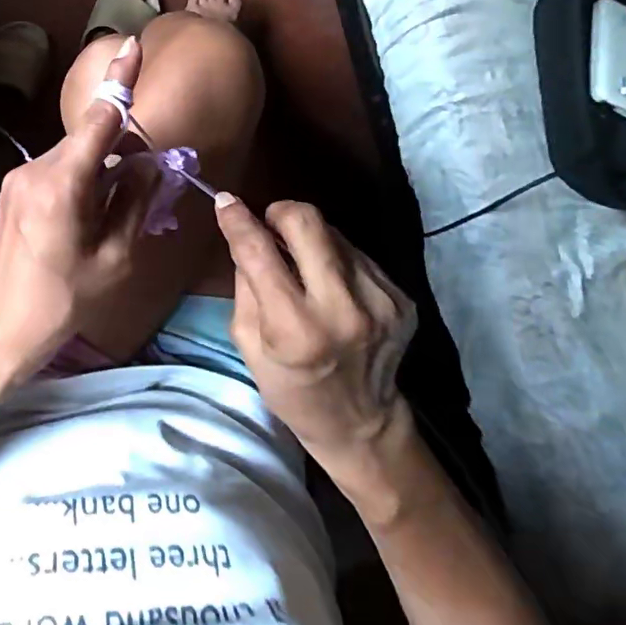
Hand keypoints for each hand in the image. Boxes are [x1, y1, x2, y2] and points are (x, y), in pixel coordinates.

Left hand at [0, 37, 159, 381]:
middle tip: (145, 183)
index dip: (120, 82)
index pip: (99, 121)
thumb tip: (149, 163)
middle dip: (121, 149)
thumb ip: (135, 199)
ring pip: (74, 153)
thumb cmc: (67, 296)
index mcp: (62, 185)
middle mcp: (35, 168)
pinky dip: (81, 177)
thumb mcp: (116, 255)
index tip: (135, 45)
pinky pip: (58, 167)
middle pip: (90, 138)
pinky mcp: (13, 184)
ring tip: (110, 211)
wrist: (6, 320)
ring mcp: (19, 175)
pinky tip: (86, 213)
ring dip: (100, 167)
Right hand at [215, 197, 417, 461]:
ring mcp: (379, 300)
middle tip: (268, 226)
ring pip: (333, 232)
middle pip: (306, 221)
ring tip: (303, 267)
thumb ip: (246, 283)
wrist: (362, 423)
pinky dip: (334, 258)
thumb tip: (243, 230)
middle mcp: (343, 308)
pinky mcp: (401, 296)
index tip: (225, 201)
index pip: (259, 252)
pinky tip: (331, 285)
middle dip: (279, 213)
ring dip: (309, 239)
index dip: (237, 220)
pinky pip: (356, 253)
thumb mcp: (247, 341)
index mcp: (295, 328)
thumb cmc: (290, 387)